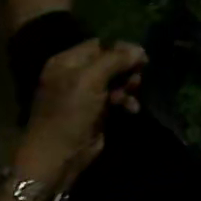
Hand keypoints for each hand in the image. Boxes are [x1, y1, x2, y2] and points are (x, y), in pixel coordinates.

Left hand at [14, 39, 146, 189]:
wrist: (58, 156)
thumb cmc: (70, 112)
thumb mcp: (90, 80)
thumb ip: (115, 60)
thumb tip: (139, 50)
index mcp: (68, 61)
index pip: (99, 45)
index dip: (120, 48)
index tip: (142, 55)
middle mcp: (76, 74)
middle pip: (109, 62)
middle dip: (126, 68)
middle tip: (138, 77)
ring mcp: (86, 94)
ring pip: (115, 80)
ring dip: (128, 84)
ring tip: (134, 92)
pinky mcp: (96, 112)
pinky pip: (116, 98)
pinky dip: (126, 101)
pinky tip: (132, 108)